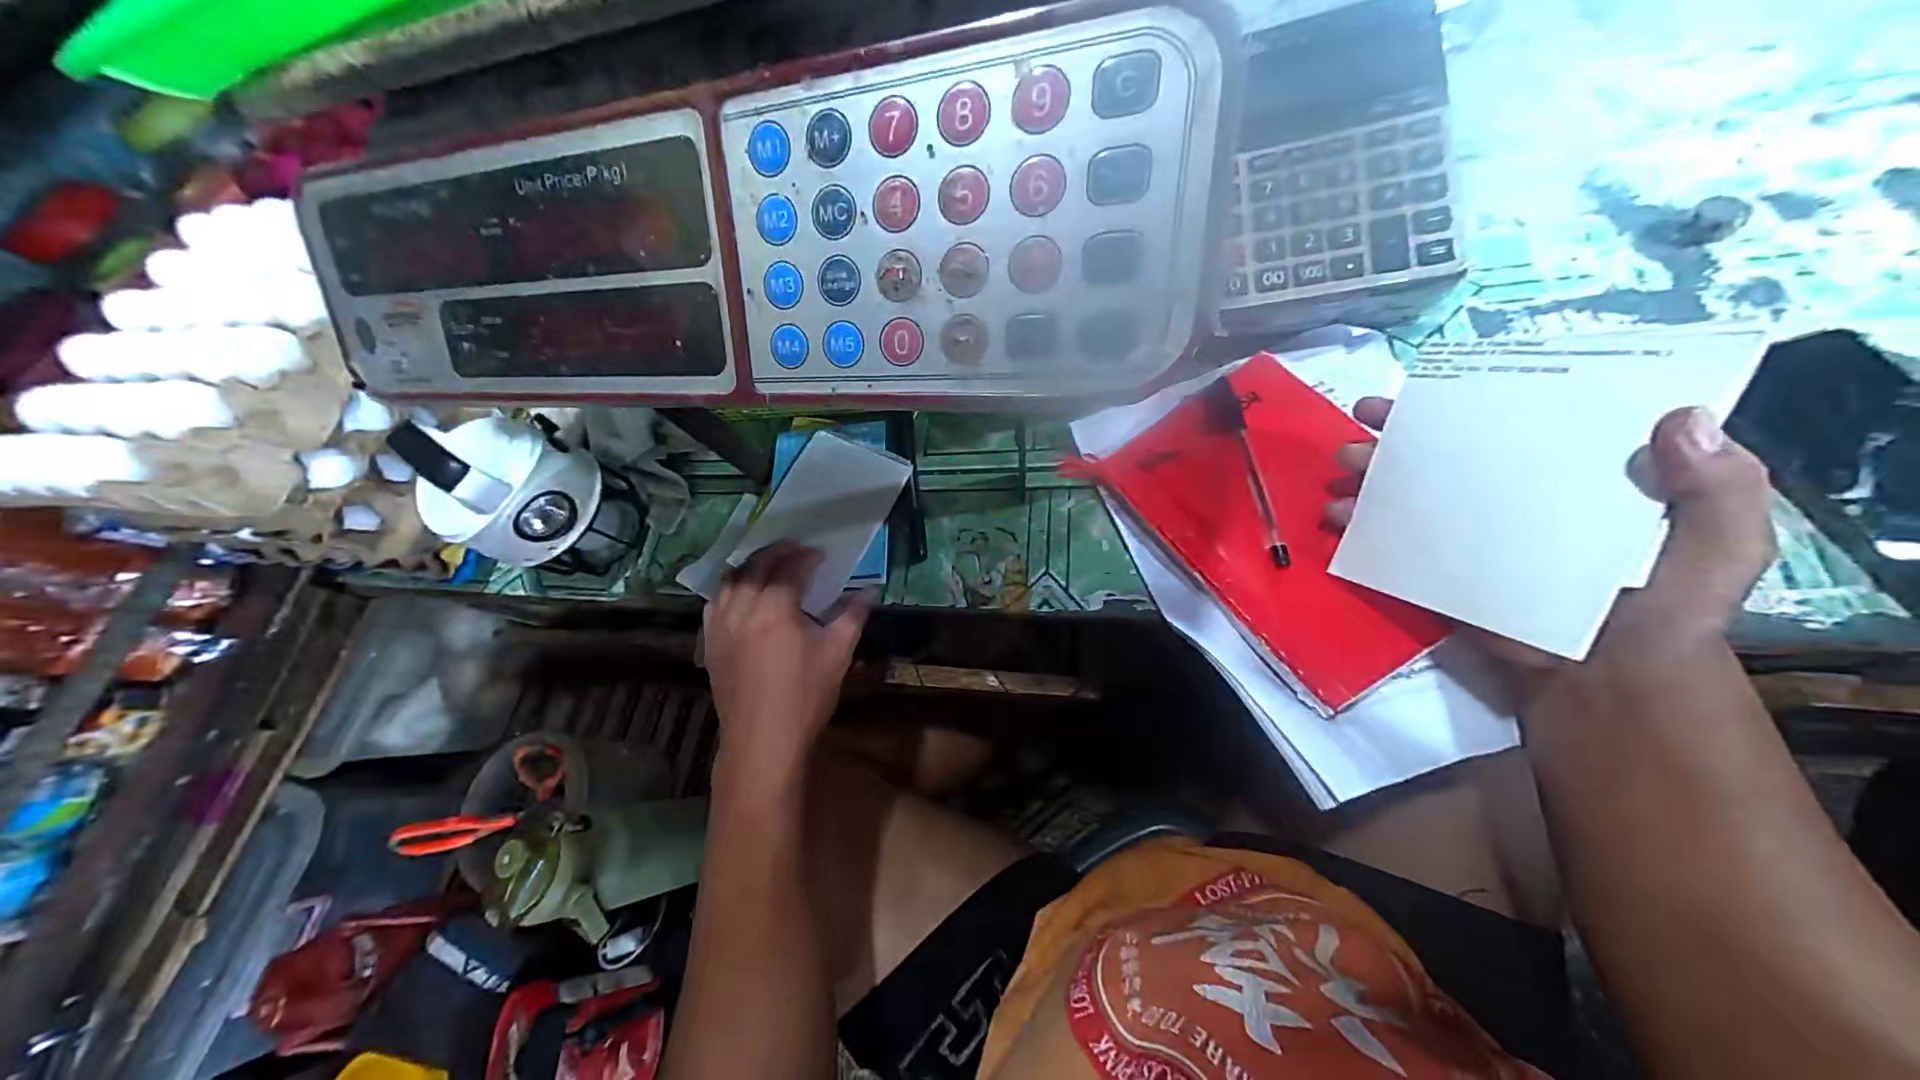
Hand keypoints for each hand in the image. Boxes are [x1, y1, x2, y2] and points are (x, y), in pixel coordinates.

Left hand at [702, 541, 869, 774]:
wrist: (763, 739)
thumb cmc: (805, 697)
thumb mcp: (837, 654)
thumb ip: (852, 617)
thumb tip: (866, 594)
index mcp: (775, 609)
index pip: (790, 568)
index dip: (806, 557)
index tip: (821, 554)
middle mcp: (742, 609)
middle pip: (755, 566)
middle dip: (777, 552)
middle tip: (795, 549)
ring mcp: (720, 626)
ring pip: (731, 581)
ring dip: (751, 567)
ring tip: (769, 566)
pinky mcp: (709, 643)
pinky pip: (716, 603)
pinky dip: (731, 590)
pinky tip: (743, 596)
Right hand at [1325, 396, 1775, 673]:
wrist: (1606, 680)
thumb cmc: (1664, 611)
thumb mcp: (1720, 550)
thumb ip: (1719, 492)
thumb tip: (1681, 419)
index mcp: (1569, 476)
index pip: (1516, 423)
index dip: (1474, 400)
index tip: (1435, 385)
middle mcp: (1510, 494)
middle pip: (1448, 453)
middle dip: (1400, 434)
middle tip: (1363, 417)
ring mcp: (1470, 533)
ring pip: (1411, 492)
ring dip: (1372, 476)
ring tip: (1341, 466)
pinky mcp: (1441, 569)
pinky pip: (1395, 541)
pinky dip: (1362, 527)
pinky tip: (1336, 517)